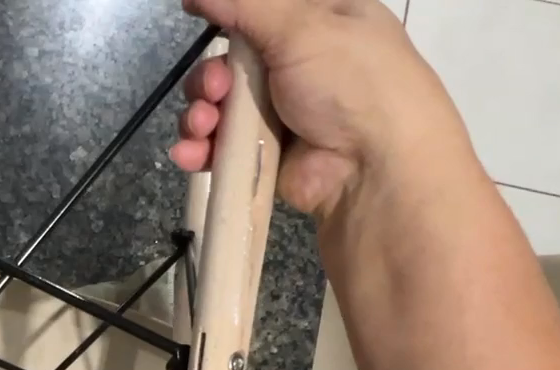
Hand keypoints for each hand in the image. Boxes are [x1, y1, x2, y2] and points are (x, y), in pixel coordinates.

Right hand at [170, 0, 470, 218]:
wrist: (369, 163)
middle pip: (226, 65)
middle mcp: (292, 64)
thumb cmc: (349, 80)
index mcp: (313, 21)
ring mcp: (274, 113)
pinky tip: (191, 155)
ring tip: (204, 128)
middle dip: (207, 79)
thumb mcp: (302, 26)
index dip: (225, 13)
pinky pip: (216, 149)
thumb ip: (246, 4)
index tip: (194, 12)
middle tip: (215, 92)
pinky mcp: (260, 154)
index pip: (256, 11)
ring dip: (197, 117)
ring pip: (215, 110)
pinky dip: (197, 151)